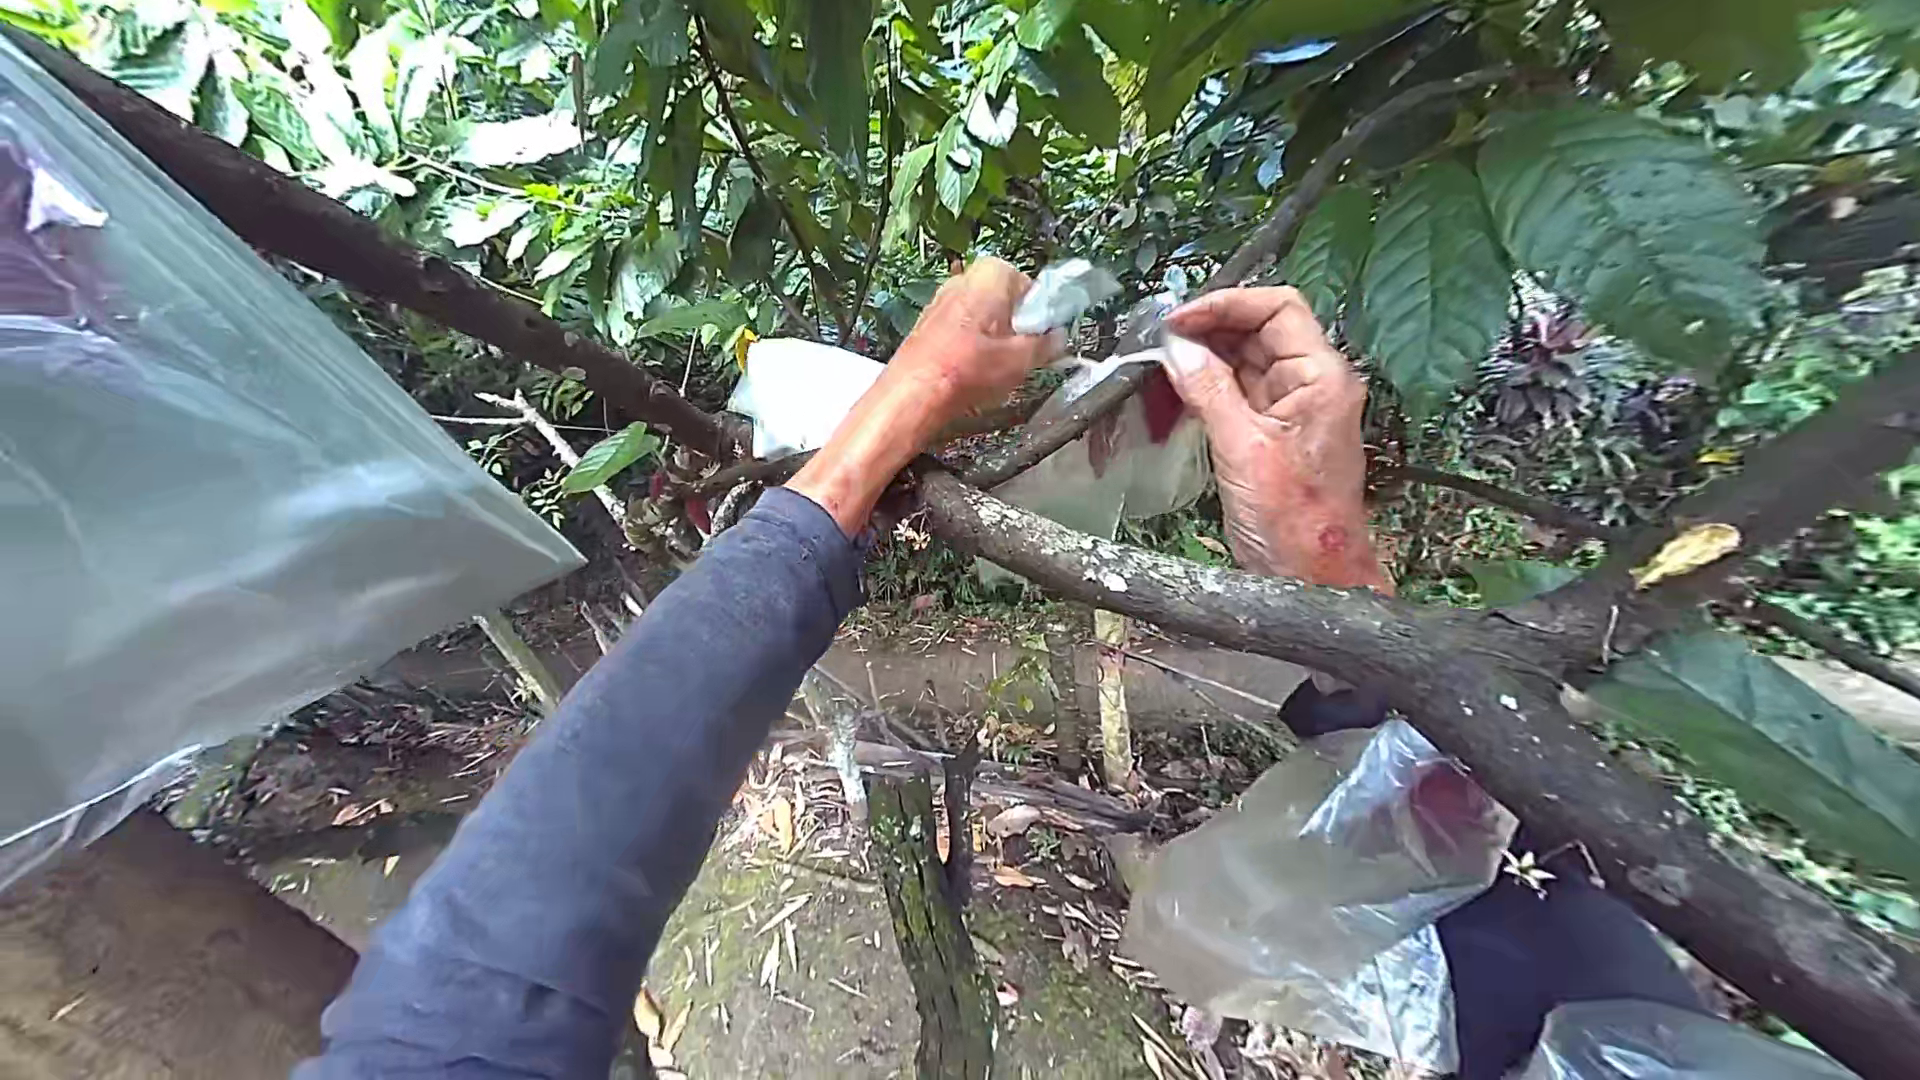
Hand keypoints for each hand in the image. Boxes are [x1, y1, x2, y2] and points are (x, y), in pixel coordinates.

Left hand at [788, 258, 1054, 534]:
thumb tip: (1057, 339)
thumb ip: (1047, 344)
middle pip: (1008, 306)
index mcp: (993, 272)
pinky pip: (964, 334)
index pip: (1035, 291)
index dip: (1041, 322)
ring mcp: (943, 300)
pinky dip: (971, 352)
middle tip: (1018, 362)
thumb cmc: (966, 370)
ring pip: (985, 322)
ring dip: (994, 345)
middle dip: (1016, 332)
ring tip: (992, 374)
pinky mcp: (929, 324)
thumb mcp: (1022, 359)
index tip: (1043, 345)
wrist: (914, 392)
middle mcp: (965, 278)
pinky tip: (971, 376)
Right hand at [1160, 287, 1392, 591]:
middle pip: (1260, 330)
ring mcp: (1288, 407)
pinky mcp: (1267, 430)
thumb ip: (1210, 391)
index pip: (1277, 309)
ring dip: (1205, 354)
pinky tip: (1178, 383)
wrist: (1306, 572)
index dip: (1226, 305)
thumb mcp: (1242, 448)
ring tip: (1163, 357)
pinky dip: (1206, 383)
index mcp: (1320, 378)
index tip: (1179, 319)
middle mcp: (1309, 384)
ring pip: (1245, 360)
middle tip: (1162, 337)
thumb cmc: (1291, 518)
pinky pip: (1235, 391)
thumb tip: (1177, 348)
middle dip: (1211, 327)